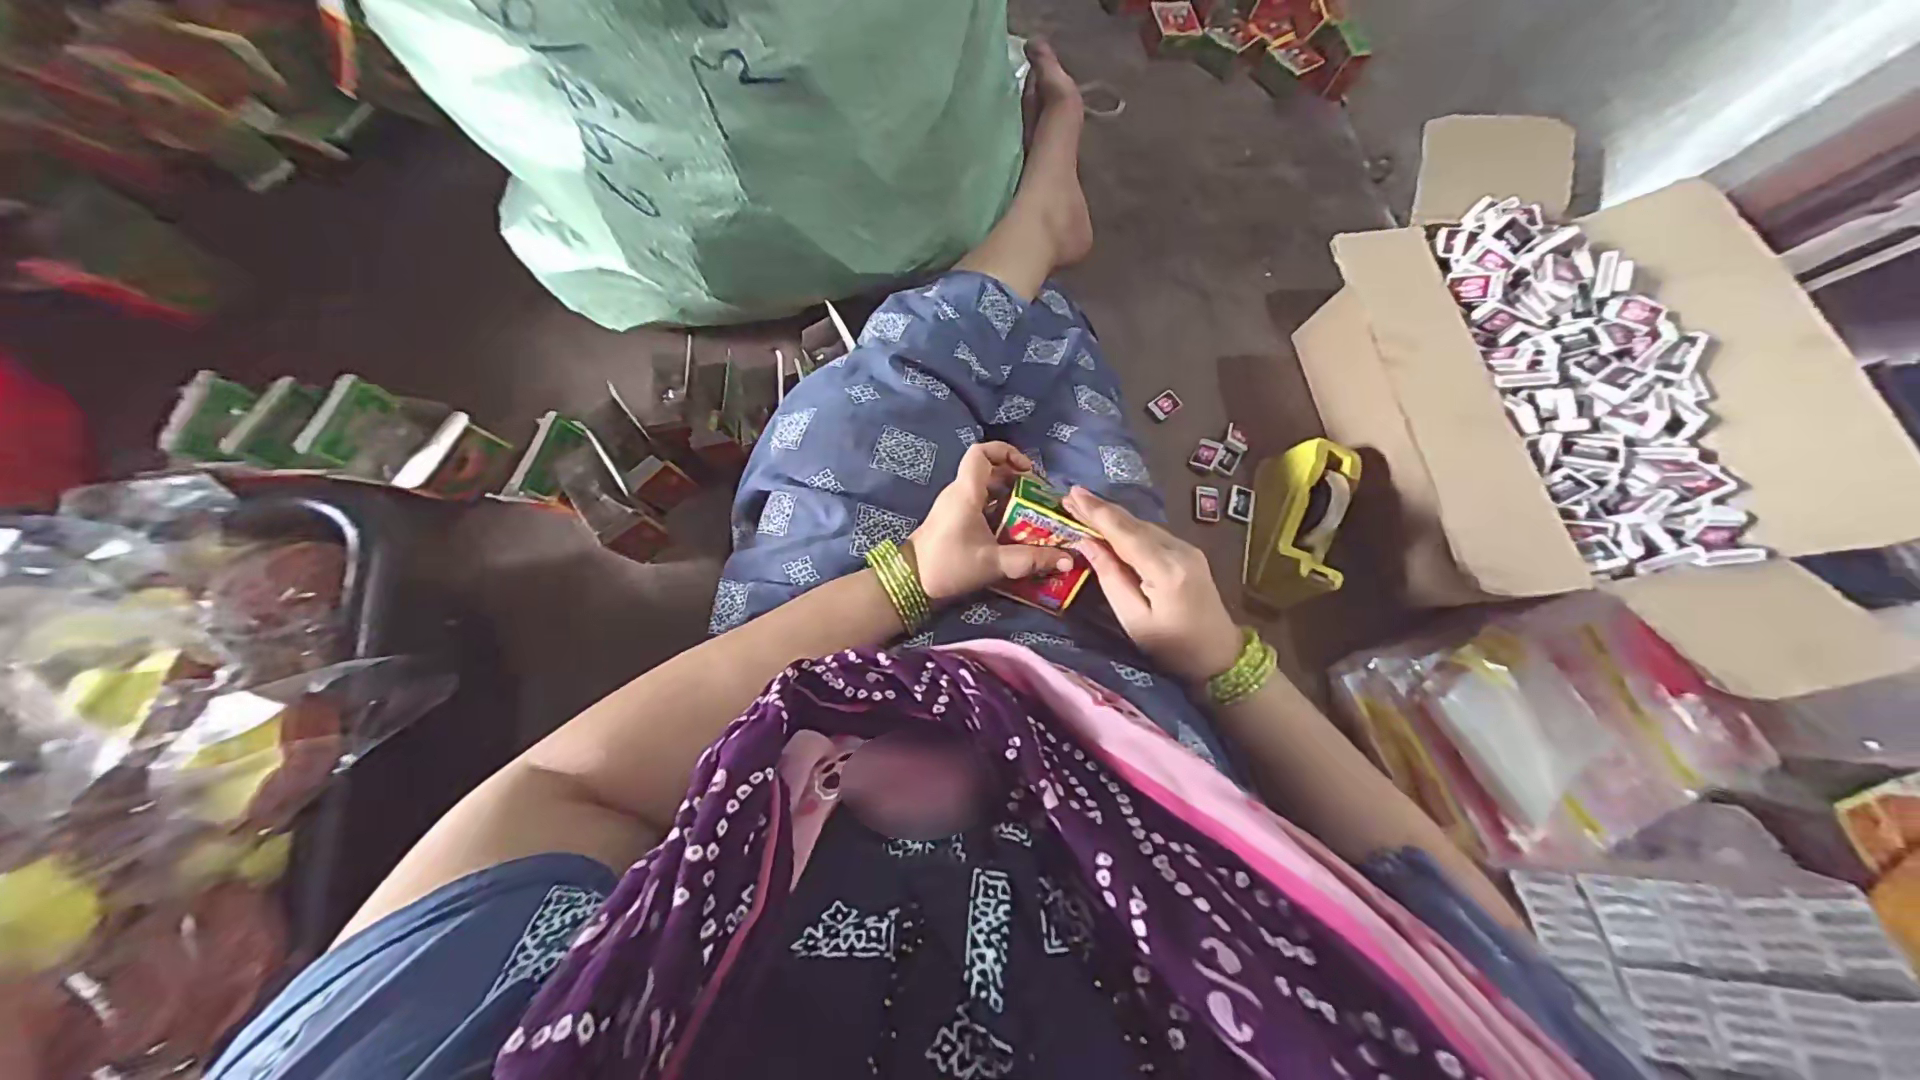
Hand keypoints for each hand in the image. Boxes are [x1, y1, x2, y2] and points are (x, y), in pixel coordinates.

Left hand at [906, 442, 1074, 603]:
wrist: (911, 582)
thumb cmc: (949, 565)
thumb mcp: (994, 563)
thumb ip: (1031, 560)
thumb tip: (1067, 560)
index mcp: (966, 493)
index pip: (981, 453)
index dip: (1006, 452)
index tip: (1027, 470)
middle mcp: (958, 493)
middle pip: (987, 469)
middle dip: (1014, 477)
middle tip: (1035, 495)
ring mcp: (952, 506)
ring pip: (983, 487)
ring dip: (1006, 494)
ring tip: (1028, 512)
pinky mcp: (951, 519)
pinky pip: (977, 503)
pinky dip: (995, 508)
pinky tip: (1010, 528)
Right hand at [1062, 486, 1242, 683]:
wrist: (1220, 656)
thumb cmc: (1172, 647)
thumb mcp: (1133, 618)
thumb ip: (1109, 576)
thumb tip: (1087, 542)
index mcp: (1165, 569)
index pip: (1123, 532)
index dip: (1096, 512)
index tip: (1071, 494)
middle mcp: (1179, 550)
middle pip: (1133, 523)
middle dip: (1100, 509)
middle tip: (1070, 497)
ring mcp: (1187, 549)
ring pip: (1143, 525)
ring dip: (1113, 516)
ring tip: (1083, 507)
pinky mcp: (1189, 553)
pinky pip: (1152, 533)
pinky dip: (1128, 527)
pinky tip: (1111, 525)